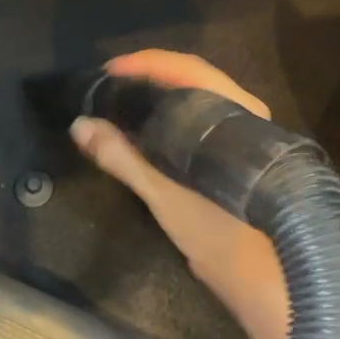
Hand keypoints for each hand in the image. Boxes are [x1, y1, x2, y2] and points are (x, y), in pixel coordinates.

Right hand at [68, 50, 293, 338]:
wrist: (258, 274)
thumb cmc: (215, 229)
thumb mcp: (161, 192)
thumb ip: (121, 157)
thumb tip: (81, 126)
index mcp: (233, 113)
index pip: (186, 70)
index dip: (145, 64)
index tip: (107, 72)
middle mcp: (242, 114)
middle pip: (191, 81)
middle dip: (147, 80)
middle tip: (107, 90)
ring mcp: (241, 137)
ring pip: (194, 103)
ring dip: (156, 103)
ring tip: (118, 110)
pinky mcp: (234, 159)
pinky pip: (197, 124)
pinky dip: (168, 123)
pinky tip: (143, 135)